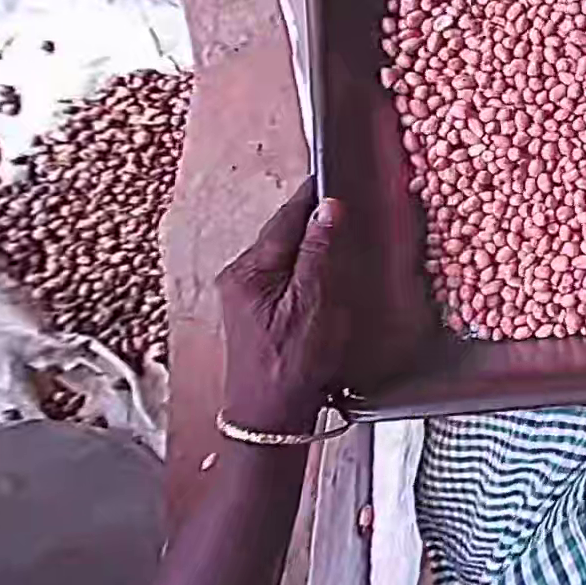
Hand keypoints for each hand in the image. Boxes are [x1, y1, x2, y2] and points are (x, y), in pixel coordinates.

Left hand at [216, 179, 348, 434]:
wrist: (270, 413)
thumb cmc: (294, 358)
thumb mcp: (312, 302)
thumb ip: (317, 252)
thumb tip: (328, 206)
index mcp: (250, 270)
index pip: (286, 219)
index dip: (311, 195)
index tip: (333, 170)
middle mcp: (240, 274)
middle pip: (281, 231)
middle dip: (310, 211)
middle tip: (346, 194)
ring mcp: (245, 292)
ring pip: (282, 249)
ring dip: (308, 233)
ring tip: (341, 219)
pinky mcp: (255, 306)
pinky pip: (283, 266)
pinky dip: (305, 254)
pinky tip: (326, 256)